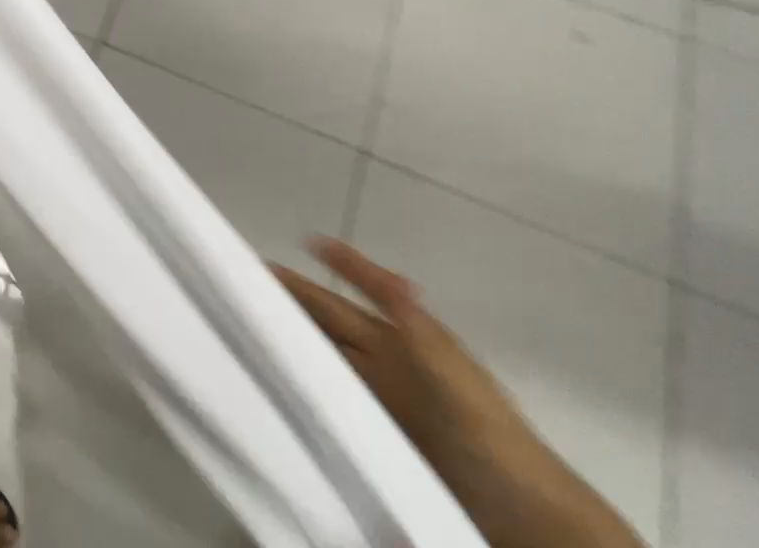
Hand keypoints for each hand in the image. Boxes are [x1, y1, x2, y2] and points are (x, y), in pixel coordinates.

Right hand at [275, 238, 645, 547]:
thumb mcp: (456, 380)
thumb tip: (397, 280)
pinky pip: (322, 399)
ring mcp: (377, 398)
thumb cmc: (488, 438)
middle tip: (244, 277)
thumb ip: (421, 334)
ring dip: (286, 338)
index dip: (345, 266)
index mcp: (412, 342)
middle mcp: (390, 363)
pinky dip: (293, 384)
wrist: (517, 517)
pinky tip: (262, 380)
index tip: (309, 241)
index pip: (371, 292)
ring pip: (322, 357)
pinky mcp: (367, 432)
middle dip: (294, 295)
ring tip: (240, 321)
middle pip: (333, 321)